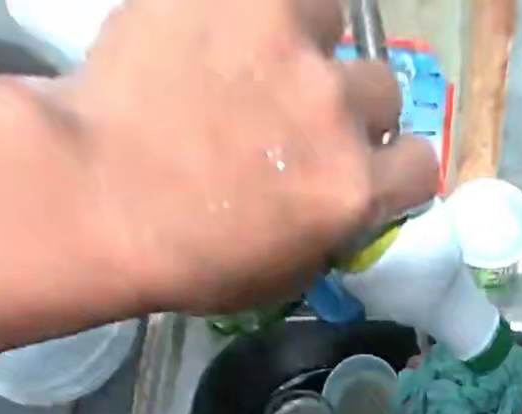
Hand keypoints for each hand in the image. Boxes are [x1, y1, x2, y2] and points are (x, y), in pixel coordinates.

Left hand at [63, 0, 440, 312]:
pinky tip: (234, 27)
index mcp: (354, 192)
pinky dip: (269, 7)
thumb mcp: (286, 277)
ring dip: (314, 47)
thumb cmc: (194, 260)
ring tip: (264, 62)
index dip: (398, 171)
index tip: (370, 171)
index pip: (423, 166)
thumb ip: (334, 232)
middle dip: (354, 112)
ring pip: (341, 25)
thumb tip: (346, 205)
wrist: (98, 193)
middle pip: (385, 94)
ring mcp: (290, 43)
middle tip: (304, 121)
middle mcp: (339, 113)